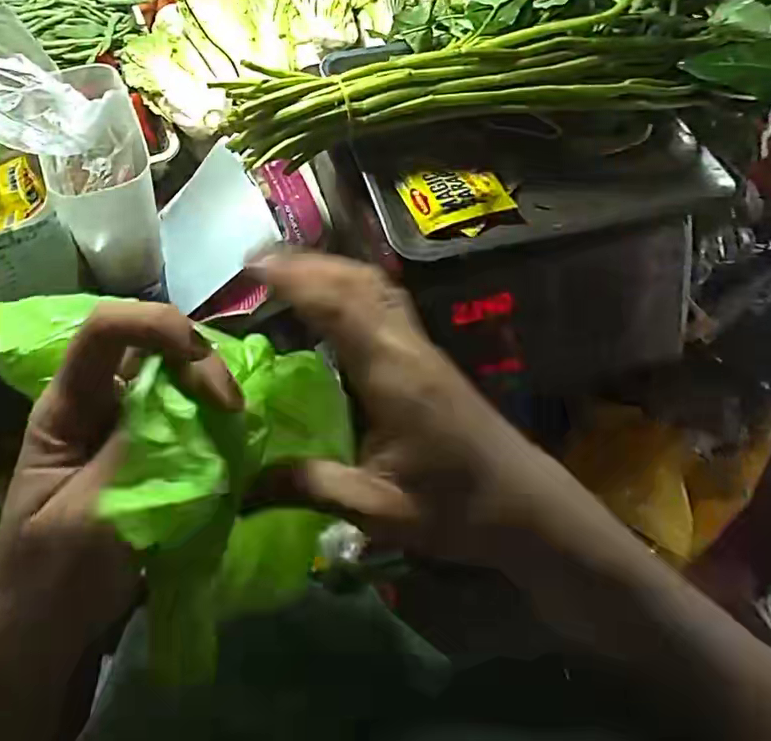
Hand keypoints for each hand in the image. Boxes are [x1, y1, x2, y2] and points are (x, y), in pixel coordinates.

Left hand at [0, 302, 241, 657]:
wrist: (47, 635)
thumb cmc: (50, 579)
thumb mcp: (87, 519)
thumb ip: (134, 457)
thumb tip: (188, 407)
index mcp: (65, 406)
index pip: (102, 330)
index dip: (152, 324)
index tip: (199, 361)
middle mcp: (96, 401)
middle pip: (146, 343)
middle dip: (195, 358)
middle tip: (231, 405)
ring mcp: (123, 425)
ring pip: (171, 375)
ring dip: (208, 387)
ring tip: (235, 422)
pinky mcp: (148, 452)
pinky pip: (184, 415)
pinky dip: (212, 419)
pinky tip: (231, 441)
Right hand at [249, 251, 617, 567]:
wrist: (528, 507)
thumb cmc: (456, 508)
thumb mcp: (379, 509)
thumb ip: (311, 487)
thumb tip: (242, 486)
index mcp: (393, 375)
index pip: (340, 308)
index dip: (296, 280)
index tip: (253, 266)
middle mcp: (406, 346)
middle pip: (356, 281)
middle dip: (305, 262)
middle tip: (256, 260)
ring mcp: (419, 344)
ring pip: (372, 283)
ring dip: (327, 266)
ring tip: (283, 267)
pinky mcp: (425, 351)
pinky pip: (381, 297)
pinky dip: (346, 281)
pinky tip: (328, 293)